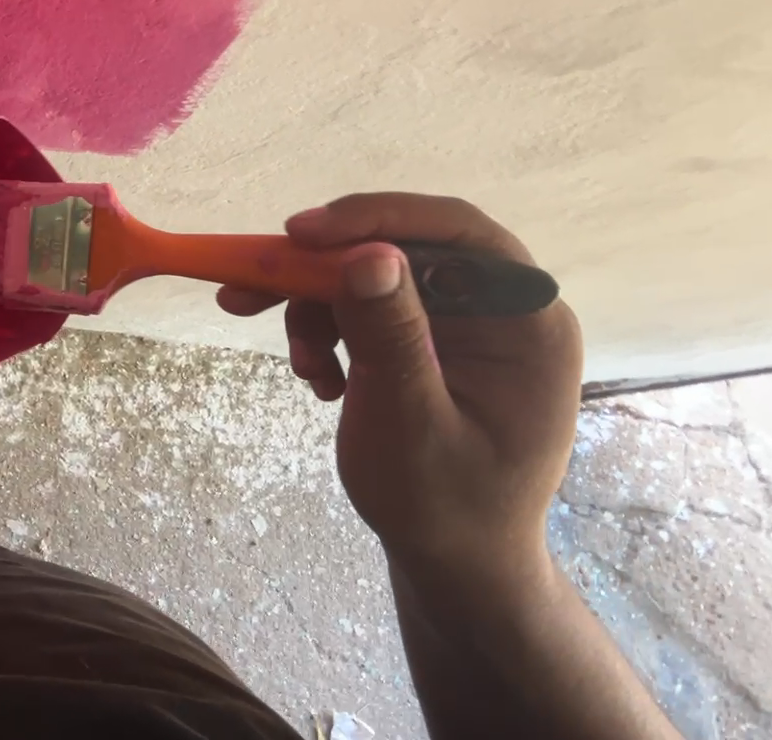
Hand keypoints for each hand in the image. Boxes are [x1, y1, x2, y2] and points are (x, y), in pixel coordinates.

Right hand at [216, 193, 582, 595]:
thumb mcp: (408, 421)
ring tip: (303, 368)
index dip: (375, 217)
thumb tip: (370, 254)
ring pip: (362, 277)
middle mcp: (494, 309)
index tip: (298, 233)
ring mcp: (454, 323)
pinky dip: (320, 333)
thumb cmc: (443, 501)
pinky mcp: (418, 337)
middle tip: (246, 287)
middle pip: (395, 249)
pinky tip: (318, 377)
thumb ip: (391, 337)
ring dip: (312, 311)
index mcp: (524, 322)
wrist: (449, 553)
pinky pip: (354, 306)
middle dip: (316, 269)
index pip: (455, 233)